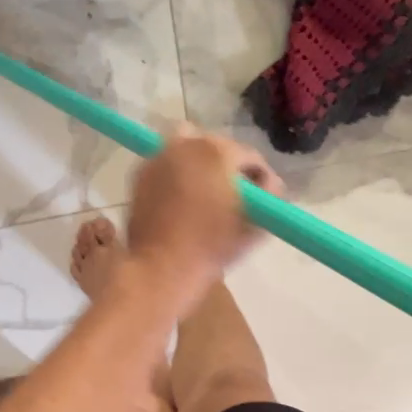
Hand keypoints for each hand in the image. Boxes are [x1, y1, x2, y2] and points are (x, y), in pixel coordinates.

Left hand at [125, 125, 284, 302]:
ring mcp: (159, 156)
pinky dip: (175, 173)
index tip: (259, 198)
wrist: (161, 268)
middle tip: (232, 195)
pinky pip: (165, 163)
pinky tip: (180, 198)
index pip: (248, 155)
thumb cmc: (212, 246)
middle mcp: (186, 144)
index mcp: (218, 152)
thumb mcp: (255, 224)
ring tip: (205, 192)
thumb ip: (271, 194)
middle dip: (227, 167)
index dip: (258, 176)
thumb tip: (270, 182)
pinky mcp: (140, 173)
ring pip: (187, 147)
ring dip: (200, 163)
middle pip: (216, 147)